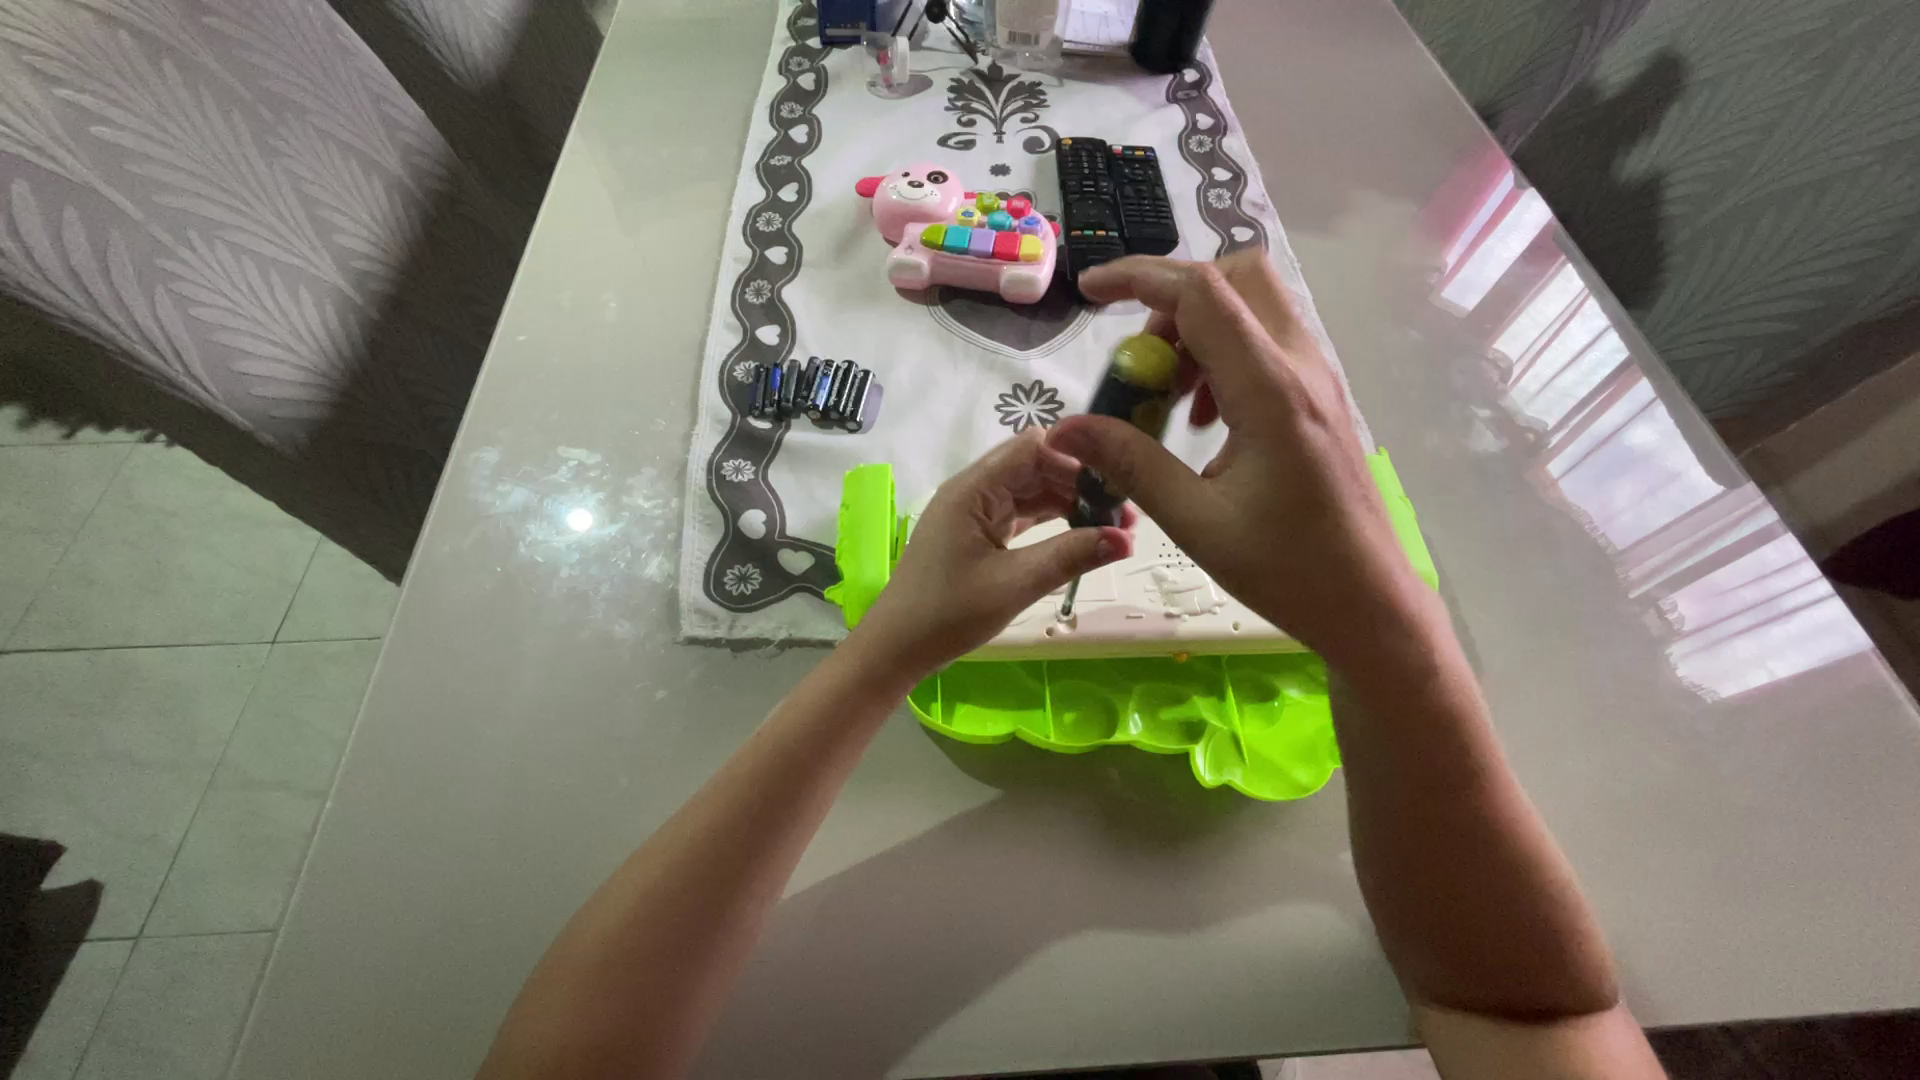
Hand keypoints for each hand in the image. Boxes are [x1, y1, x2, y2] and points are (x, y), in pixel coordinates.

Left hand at [851, 429, 1132, 676]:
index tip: (1116, 481)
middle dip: (1079, 482)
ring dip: (1068, 503)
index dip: (1076, 457)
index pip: (1033, 447)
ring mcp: (974, 512)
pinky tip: (1082, 534)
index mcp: (973, 489)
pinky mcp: (977, 533)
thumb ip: (1070, 556)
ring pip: (1030, 491)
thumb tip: (1127, 539)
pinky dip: (1051, 521)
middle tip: (1125, 510)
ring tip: (1113, 525)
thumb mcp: (1014, 585)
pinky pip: (1021, 514)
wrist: (897, 648)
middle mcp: (973, 490)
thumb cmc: (948, 613)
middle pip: (1035, 466)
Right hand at [1046, 251, 1432, 671]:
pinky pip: (1267, 343)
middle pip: (1239, 276)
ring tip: (1167, 396)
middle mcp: (1301, 367)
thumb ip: (1130, 464)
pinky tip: (1204, 419)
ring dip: (1199, 329)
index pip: (1201, 293)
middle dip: (1175, 298)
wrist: (1368, 602)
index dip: (1138, 277)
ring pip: (1255, 306)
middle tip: (1141, 360)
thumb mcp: (1195, 522)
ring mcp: (1318, 379)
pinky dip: (1223, 354)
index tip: (1089, 291)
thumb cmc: (1286, 569)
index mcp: (1270, 391)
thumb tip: (1066, 428)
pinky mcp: (1320, 398)